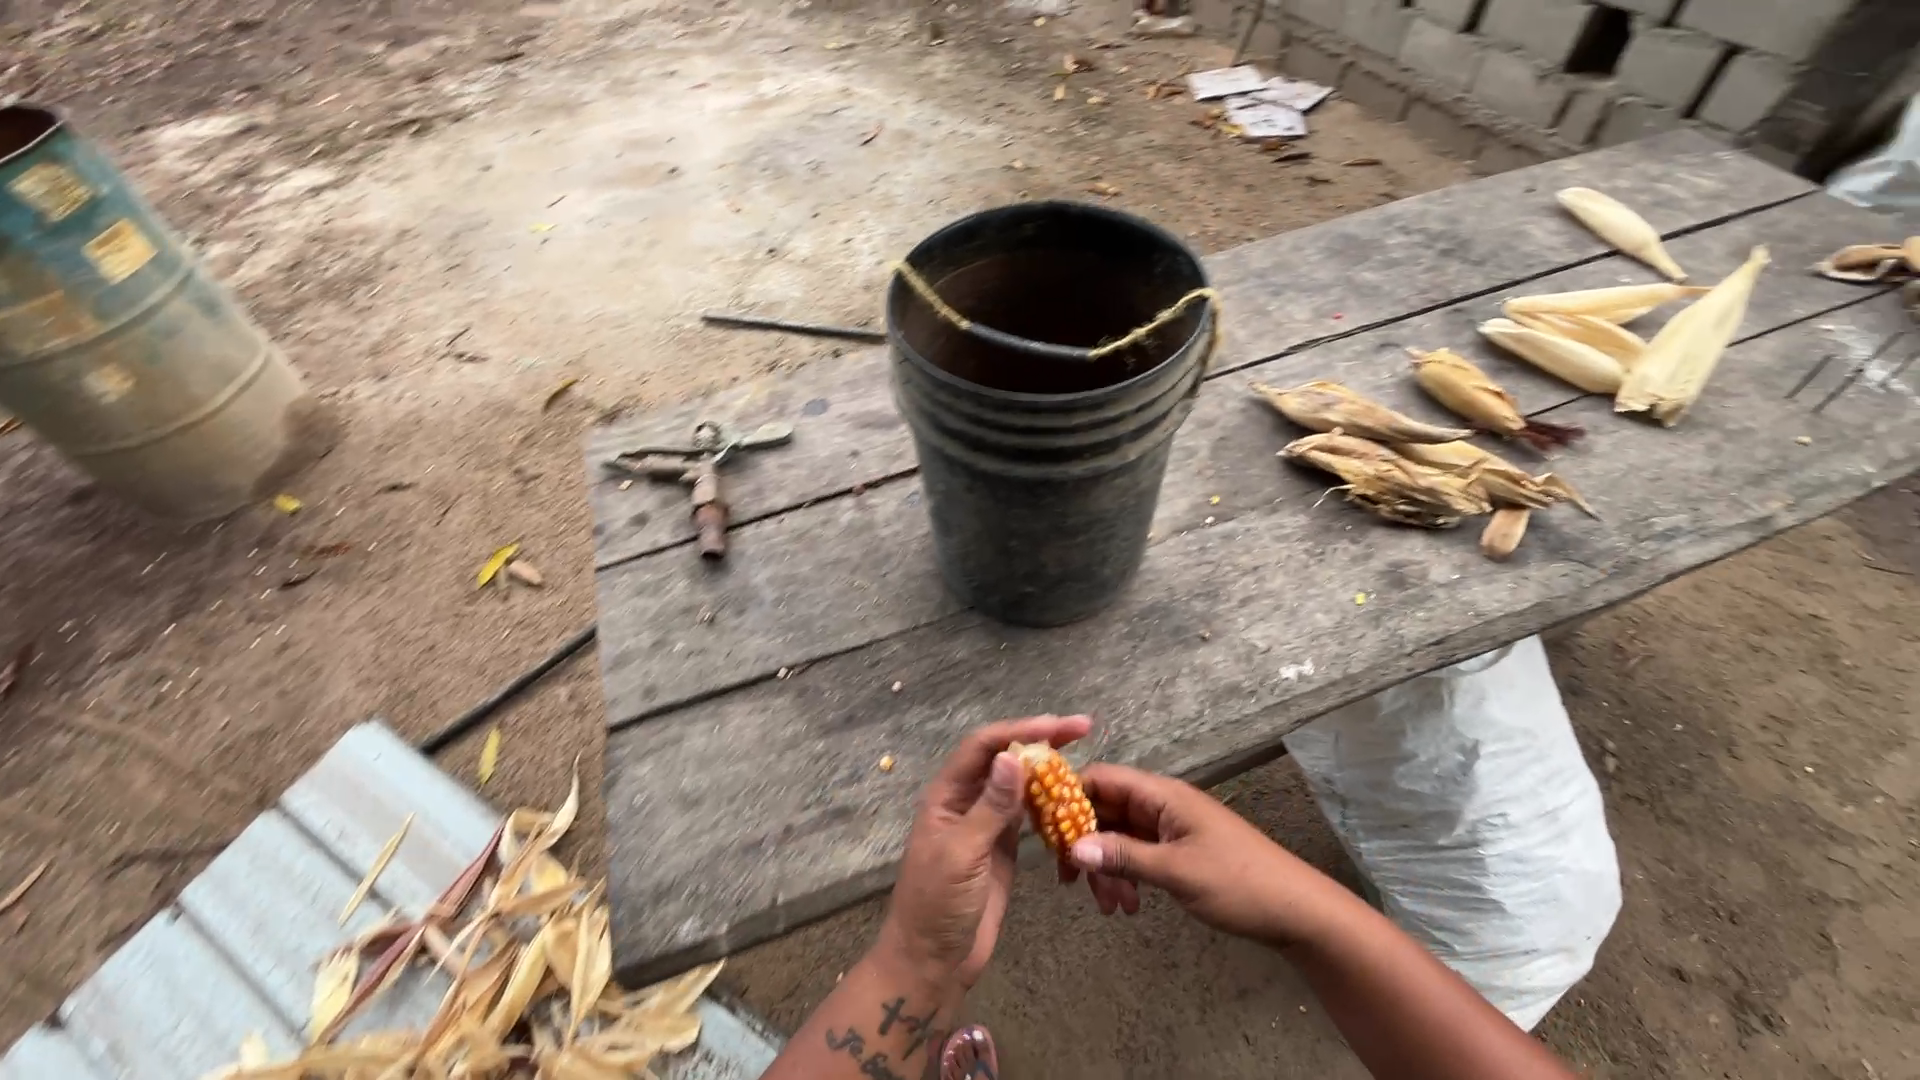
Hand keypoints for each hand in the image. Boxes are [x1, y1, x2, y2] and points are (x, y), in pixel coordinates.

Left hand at [876, 714, 1092, 991]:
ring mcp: (986, 823)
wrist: (932, 961)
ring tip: (1083, 756)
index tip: (1059, 725)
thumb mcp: (962, 854)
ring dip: (1048, 769)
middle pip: (1005, 757)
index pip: (984, 746)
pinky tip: (1071, 796)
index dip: (1020, 729)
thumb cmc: (936, 905)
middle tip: (1083, 728)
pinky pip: (1027, 814)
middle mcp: (966, 800)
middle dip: (1040, 740)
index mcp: (947, 794)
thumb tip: (1014, 756)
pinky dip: (1049, 802)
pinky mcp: (1002, 846)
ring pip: (1019, 783)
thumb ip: (990, 807)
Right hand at [1065, 763, 1348, 948]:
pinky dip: (1125, 875)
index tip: (1044, 829)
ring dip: (1106, 867)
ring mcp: (1168, 827)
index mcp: (1161, 794)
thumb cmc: (1238, 882)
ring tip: (1111, 908)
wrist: (1296, 911)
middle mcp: (1160, 803)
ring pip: (1117, 836)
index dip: (1067, 797)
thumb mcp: (1176, 871)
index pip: (1100, 779)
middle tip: (1069, 882)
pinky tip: (1127, 906)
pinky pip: (1136, 854)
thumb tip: (1072, 848)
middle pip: (1104, 809)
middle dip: (1084, 843)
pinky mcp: (1176, 850)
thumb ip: (1122, 856)